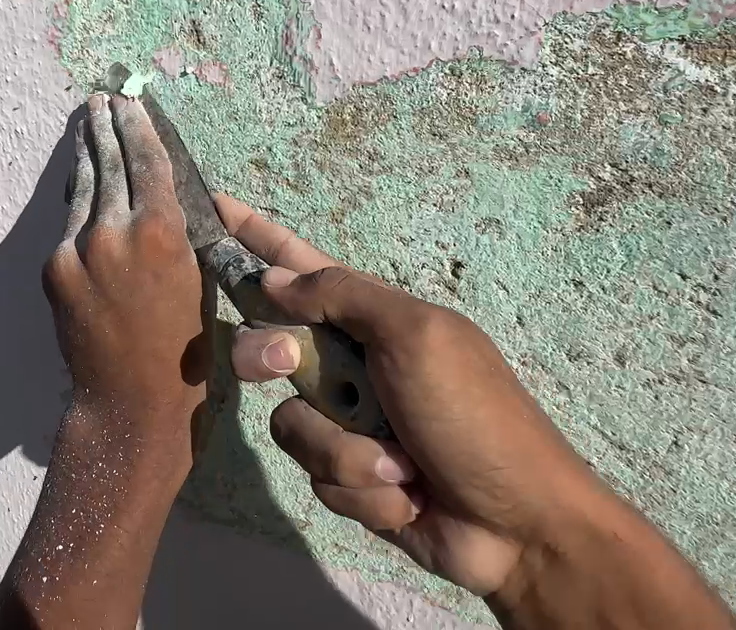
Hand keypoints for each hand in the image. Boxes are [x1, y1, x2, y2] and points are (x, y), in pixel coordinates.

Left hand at [43, 93, 209, 438]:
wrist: (129, 403)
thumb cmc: (186, 351)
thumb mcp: (200, 282)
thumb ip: (180, 235)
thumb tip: (163, 197)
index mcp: (162, 232)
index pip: (149, 162)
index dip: (140, 128)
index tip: (131, 103)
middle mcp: (116, 230)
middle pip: (111, 164)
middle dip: (107, 127)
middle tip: (101, 99)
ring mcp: (78, 248)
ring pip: (84, 187)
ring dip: (87, 152)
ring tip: (86, 123)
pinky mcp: (55, 268)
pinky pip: (68, 220)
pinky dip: (76, 194)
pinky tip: (77, 177)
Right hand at [216, 193, 613, 595]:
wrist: (521, 531)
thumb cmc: (474, 415)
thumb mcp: (414, 336)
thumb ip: (341, 295)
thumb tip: (274, 278)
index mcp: (369, 315)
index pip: (297, 262)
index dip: (255, 235)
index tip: (214, 204)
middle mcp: (350, 361)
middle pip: (268, 344)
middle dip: (270, 359)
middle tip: (285, 368)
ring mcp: (347, 419)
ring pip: (289, 421)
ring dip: (344, 448)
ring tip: (399, 464)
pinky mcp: (349, 474)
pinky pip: (318, 473)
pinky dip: (361, 488)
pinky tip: (405, 494)